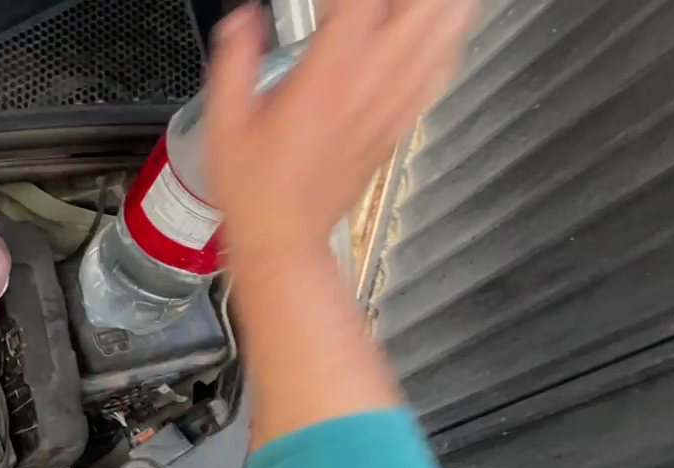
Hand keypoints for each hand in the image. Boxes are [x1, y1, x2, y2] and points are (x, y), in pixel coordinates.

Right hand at [205, 0, 475, 264]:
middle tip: (369, 5)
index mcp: (327, 74)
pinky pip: (445, 61)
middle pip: (422, 1)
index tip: (323, 0)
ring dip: (436, 4)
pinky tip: (428, 32)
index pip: (359, 0)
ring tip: (403, 9)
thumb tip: (240, 23)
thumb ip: (233, 64)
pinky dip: (446, 35)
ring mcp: (395, 98)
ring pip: (450, 21)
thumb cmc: (253, 191)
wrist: (282, 239)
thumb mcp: (223, 126)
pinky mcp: (403, 119)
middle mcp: (372, 79)